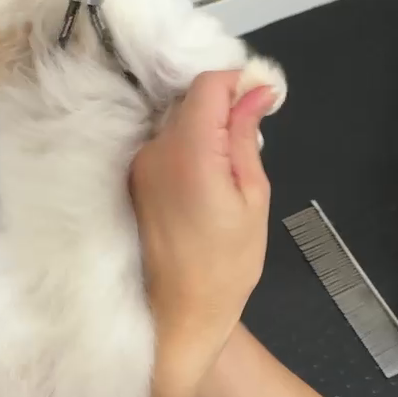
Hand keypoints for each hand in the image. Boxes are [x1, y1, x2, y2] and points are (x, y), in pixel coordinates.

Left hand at [130, 70, 276, 387]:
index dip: (237, 82)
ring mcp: (138, 166)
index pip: (206, 86)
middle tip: (253, 136)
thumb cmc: (227, 264)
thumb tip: (256, 92)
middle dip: (224, 106)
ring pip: (177, 121)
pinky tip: (209, 180)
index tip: (263, 98)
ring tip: (231, 168)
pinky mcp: (134, 181)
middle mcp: (154, 152)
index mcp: (188, 154)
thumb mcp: (252, 197)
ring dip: (207, 128)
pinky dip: (190, 147)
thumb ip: (245, 137)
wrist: (181, 315)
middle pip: (189, 100)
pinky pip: (165, 145)